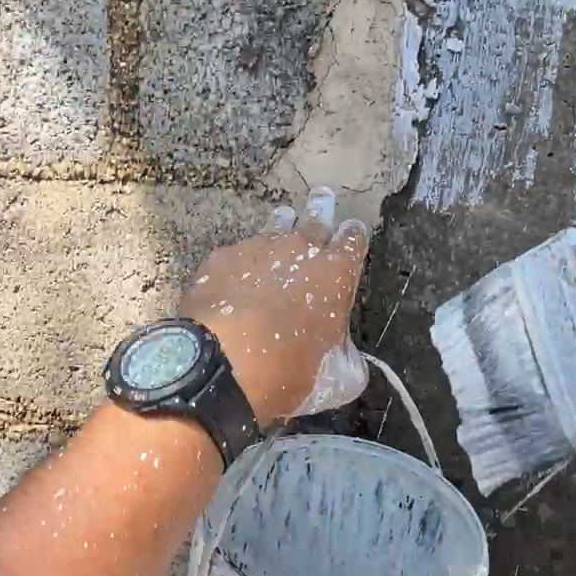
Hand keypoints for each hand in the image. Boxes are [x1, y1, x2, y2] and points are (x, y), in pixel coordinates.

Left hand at [179, 186, 368, 425]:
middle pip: (317, 215)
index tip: (352, 231)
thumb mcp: (338, 380)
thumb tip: (351, 359)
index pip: (354, 238)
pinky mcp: (221, 257)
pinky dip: (241, 260)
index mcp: (337, 271)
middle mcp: (301, 247)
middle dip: (323, 206)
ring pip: (275, 224)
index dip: (354, 234)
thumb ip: (350, 361)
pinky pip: (237, 252)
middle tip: (323, 195)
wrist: (222, 365)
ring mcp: (257, 246)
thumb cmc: (290, 371)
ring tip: (283, 218)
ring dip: (282, 222)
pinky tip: (234, 274)